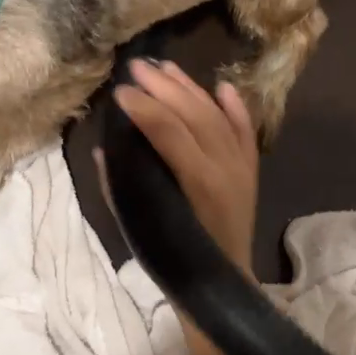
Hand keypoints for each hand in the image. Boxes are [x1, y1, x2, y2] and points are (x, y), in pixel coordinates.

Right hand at [104, 59, 260, 271]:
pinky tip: (221, 86)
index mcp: (197, 181)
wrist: (221, 287)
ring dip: (190, 88)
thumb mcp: (138, 225)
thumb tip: (105, 148)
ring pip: (216, 115)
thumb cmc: (173, 260)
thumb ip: (120, 185)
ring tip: (166, 68)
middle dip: (163, 87)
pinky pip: (245, 131)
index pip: (167, 129)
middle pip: (193, 113)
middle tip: (137, 67)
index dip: (142, 106)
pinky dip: (234, 107)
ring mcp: (241, 166)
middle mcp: (224, 167)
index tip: (119, 92)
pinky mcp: (250, 170)